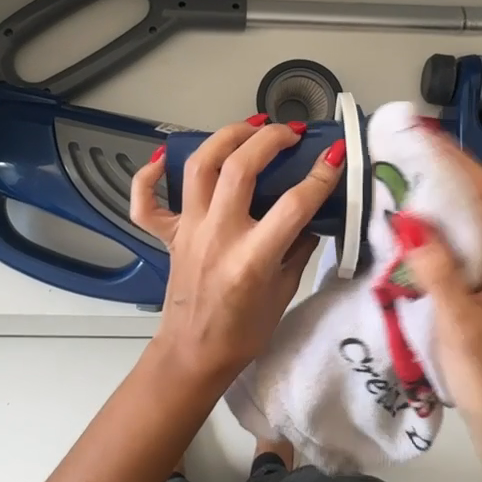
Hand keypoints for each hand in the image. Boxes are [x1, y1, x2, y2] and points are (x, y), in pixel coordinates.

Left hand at [129, 115, 344, 391]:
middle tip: (290, 133)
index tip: (335, 155)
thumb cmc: (243, 332)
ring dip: (224, 137)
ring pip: (199, 166)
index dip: (321, 176)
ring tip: (249, 126)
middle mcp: (218, 236)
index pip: (294, 205)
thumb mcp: (284, 292)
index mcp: (252, 259)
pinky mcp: (168, 236)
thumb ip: (298, 248)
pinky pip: (146, 201)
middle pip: (240, 168)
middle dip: (269, 139)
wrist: (193, 355)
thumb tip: (310, 214)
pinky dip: (148, 175)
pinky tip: (162, 156)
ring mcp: (189, 231)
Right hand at [398, 131, 481, 458]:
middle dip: (445, 173)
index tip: (429, 137)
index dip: (459, 163)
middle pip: (477, 204)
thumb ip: (437, 272)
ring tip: (404, 174)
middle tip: (409, 150)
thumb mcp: (460, 324)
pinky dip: (434, 229)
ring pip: (466, 224)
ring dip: (438, 199)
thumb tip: (409, 221)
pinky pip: (457, 247)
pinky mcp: (479, 288)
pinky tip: (409, 226)